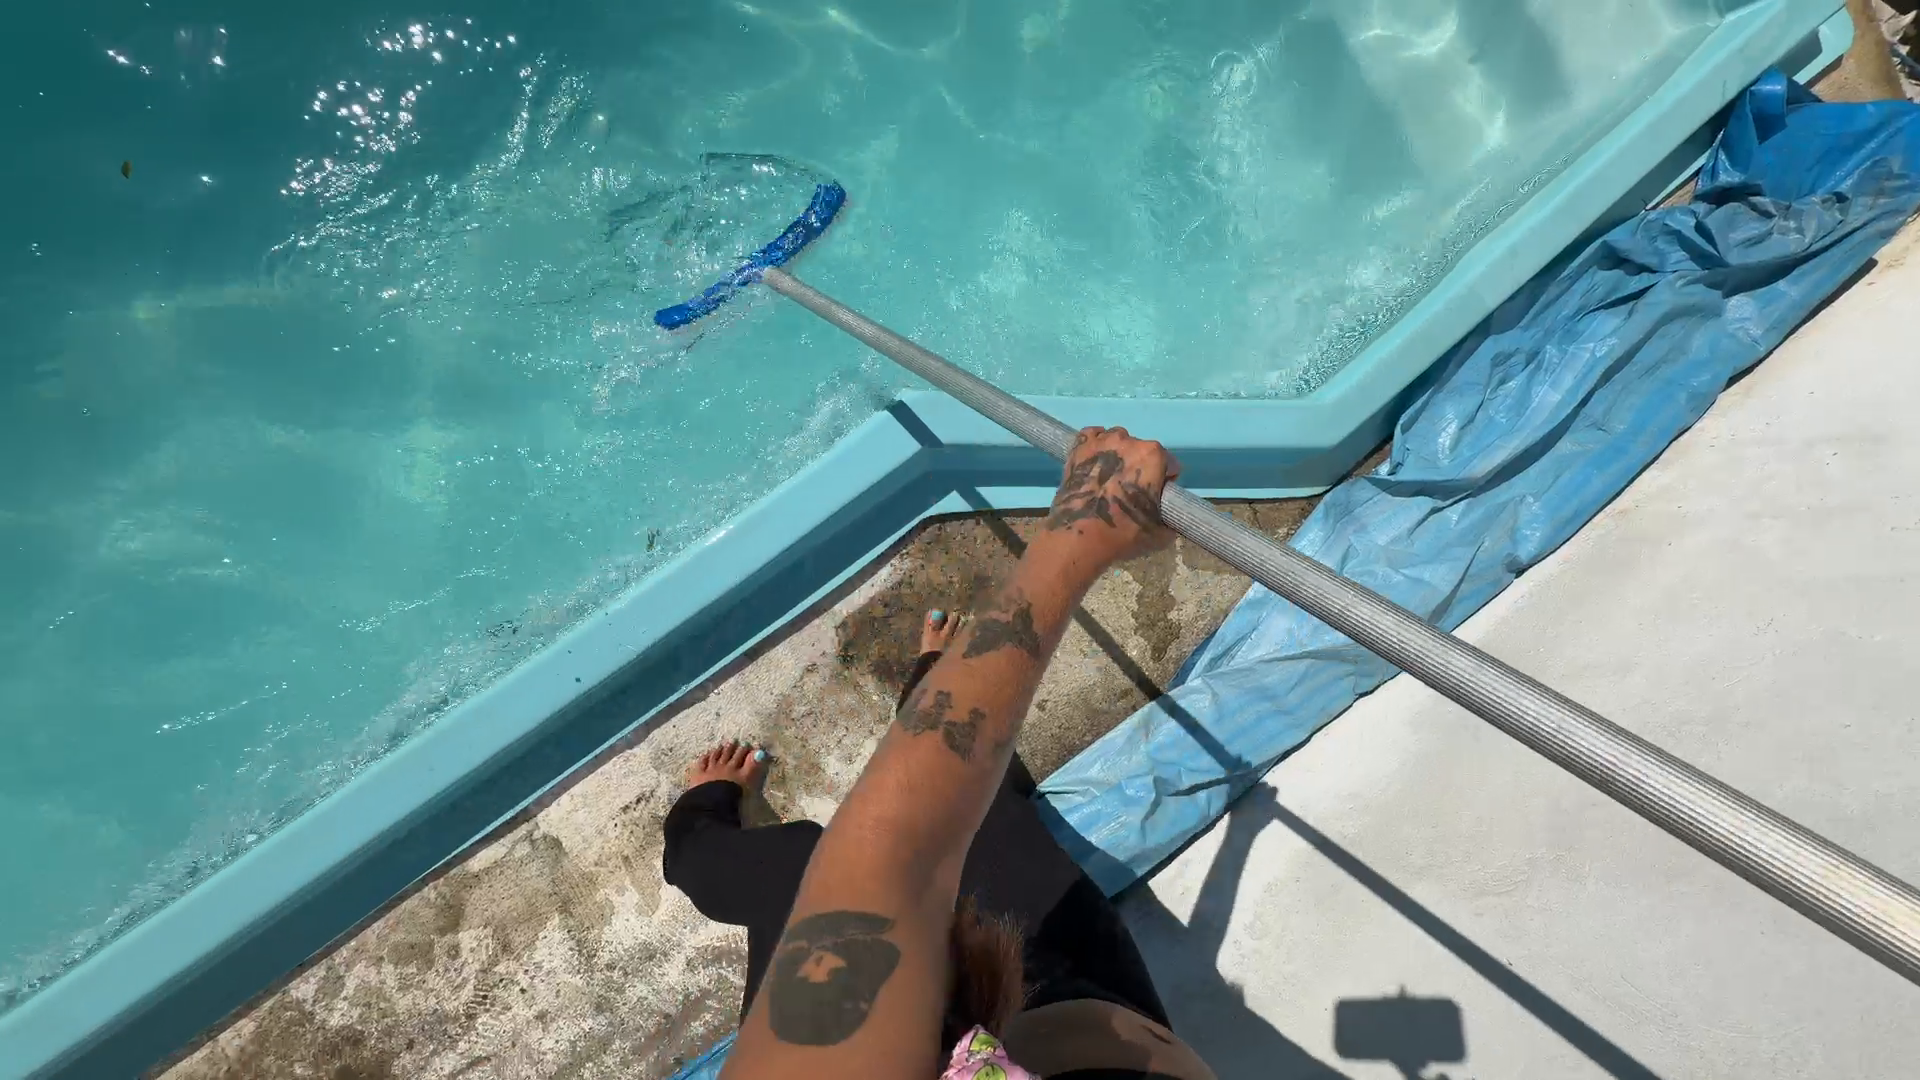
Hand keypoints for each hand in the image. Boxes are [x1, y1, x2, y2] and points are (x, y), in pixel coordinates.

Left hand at [1037, 426, 1179, 570]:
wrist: (1079, 537)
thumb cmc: (1123, 534)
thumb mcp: (1161, 534)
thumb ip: (1170, 518)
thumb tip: (1168, 517)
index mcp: (1153, 455)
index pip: (1168, 463)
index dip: (1164, 480)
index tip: (1155, 495)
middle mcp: (1127, 441)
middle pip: (1141, 450)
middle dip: (1140, 467)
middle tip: (1130, 490)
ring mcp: (1100, 442)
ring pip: (1117, 440)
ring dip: (1118, 454)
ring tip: (1110, 476)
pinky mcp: (1077, 448)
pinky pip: (1091, 435)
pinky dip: (1096, 444)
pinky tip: (1095, 459)